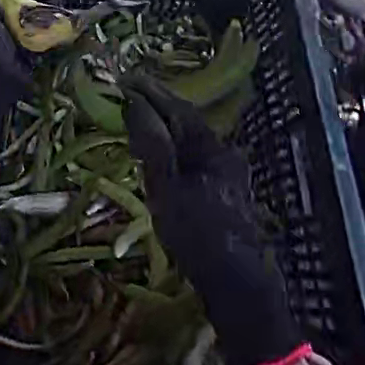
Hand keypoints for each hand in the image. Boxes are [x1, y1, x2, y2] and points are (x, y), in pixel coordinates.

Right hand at [124, 76, 305, 364]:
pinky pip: (192, 156)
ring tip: (137, 118)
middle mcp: (223, 152)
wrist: (239, 287)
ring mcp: (227, 173)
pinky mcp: (224, 192)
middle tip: (127, 93)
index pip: (176, 106)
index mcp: (211, 144)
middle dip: (156, 104)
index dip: (150, 90)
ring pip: (189, 139)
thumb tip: (133, 101)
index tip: (125, 77)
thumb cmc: (198, 233)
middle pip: (185, 120)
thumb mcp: (166, 185)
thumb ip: (150, 141)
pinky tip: (159, 154)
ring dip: (163, 126)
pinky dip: (171, 147)